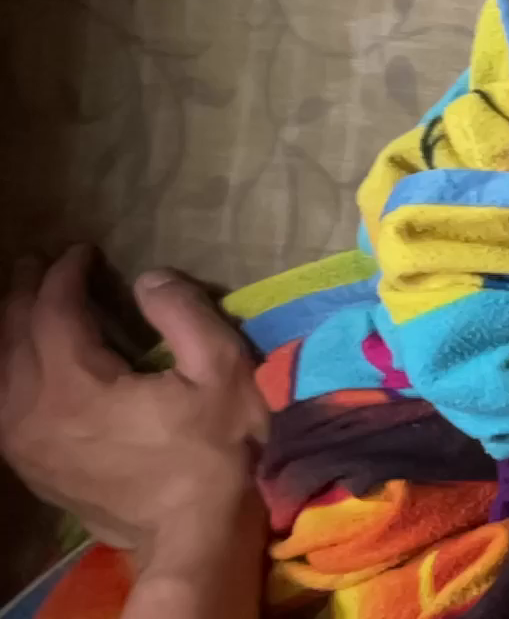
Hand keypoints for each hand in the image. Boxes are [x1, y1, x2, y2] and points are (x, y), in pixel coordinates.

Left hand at [0, 246, 267, 571]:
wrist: (192, 523)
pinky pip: (4, 400)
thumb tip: (151, 277)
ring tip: (24, 302)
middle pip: (11, 342)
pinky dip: (12, 365)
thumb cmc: (220, 441)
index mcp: (75, 388)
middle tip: (36, 262)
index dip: (64, 278)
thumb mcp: (222, 370)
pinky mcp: (30, 461)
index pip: (54, 317)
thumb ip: (185, 317)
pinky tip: (26, 358)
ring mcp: (21, 443)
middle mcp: (29, 413)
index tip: (80, 249)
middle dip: (23, 297)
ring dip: (12, 331)